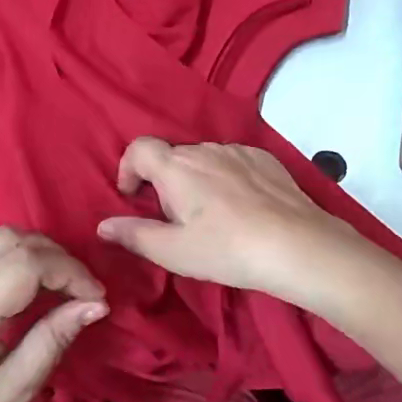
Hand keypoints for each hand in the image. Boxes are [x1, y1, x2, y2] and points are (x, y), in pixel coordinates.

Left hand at [0, 227, 107, 401]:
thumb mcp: (12, 394)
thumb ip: (52, 340)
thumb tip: (95, 305)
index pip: (24, 264)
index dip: (69, 271)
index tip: (98, 299)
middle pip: (8, 240)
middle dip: (55, 256)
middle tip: (82, 292)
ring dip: (35, 254)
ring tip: (63, 289)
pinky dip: (15, 261)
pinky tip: (33, 291)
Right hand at [97, 137, 365, 304]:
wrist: (297, 245)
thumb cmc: (228, 249)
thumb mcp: (174, 252)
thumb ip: (135, 235)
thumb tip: (104, 225)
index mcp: (177, 167)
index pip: (139, 149)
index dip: (128, 169)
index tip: (132, 197)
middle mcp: (206, 149)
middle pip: (172, 156)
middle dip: (164, 182)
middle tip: (175, 220)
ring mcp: (239, 151)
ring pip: (204, 158)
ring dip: (196, 179)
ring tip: (211, 216)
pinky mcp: (266, 159)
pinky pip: (233, 162)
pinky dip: (226, 178)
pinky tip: (241, 207)